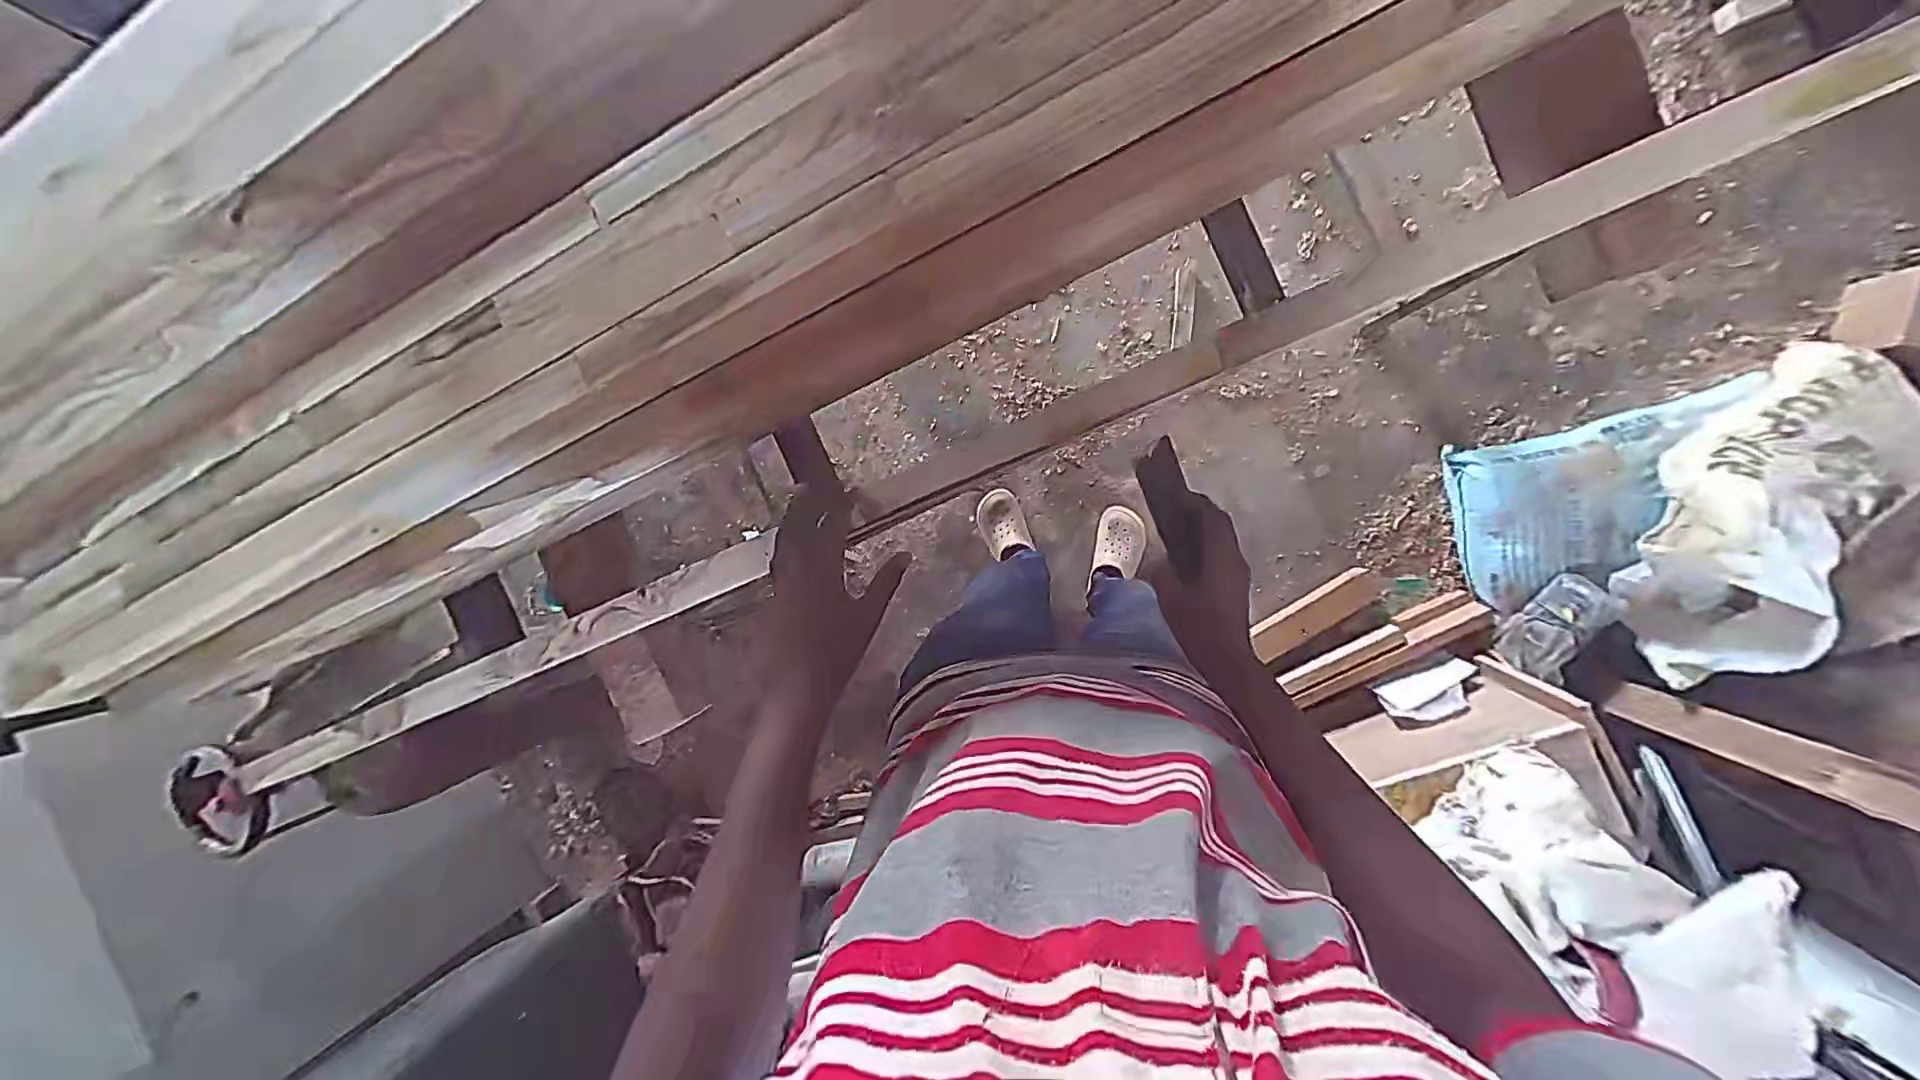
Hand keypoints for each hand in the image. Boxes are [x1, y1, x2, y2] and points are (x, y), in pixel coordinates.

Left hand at [764, 484, 911, 712]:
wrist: (798, 686)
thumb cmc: (839, 652)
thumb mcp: (869, 616)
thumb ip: (886, 582)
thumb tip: (905, 555)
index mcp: (823, 571)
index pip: (832, 528)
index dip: (840, 508)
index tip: (849, 493)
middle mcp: (797, 570)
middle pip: (799, 528)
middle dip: (806, 504)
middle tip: (812, 485)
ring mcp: (780, 584)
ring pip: (784, 543)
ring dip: (791, 521)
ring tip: (798, 506)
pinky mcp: (772, 598)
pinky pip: (779, 561)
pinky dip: (787, 546)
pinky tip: (792, 548)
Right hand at [1142, 488, 1260, 687]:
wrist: (1225, 659)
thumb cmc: (1196, 625)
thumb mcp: (1169, 595)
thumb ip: (1162, 572)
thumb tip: (1159, 561)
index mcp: (1219, 555)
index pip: (1209, 516)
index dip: (1193, 500)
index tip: (1176, 492)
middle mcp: (1233, 559)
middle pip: (1220, 524)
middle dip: (1200, 510)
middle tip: (1177, 504)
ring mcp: (1237, 573)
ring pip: (1222, 539)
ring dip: (1204, 528)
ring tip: (1180, 526)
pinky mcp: (1236, 587)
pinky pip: (1222, 554)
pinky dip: (1206, 545)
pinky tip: (1189, 555)